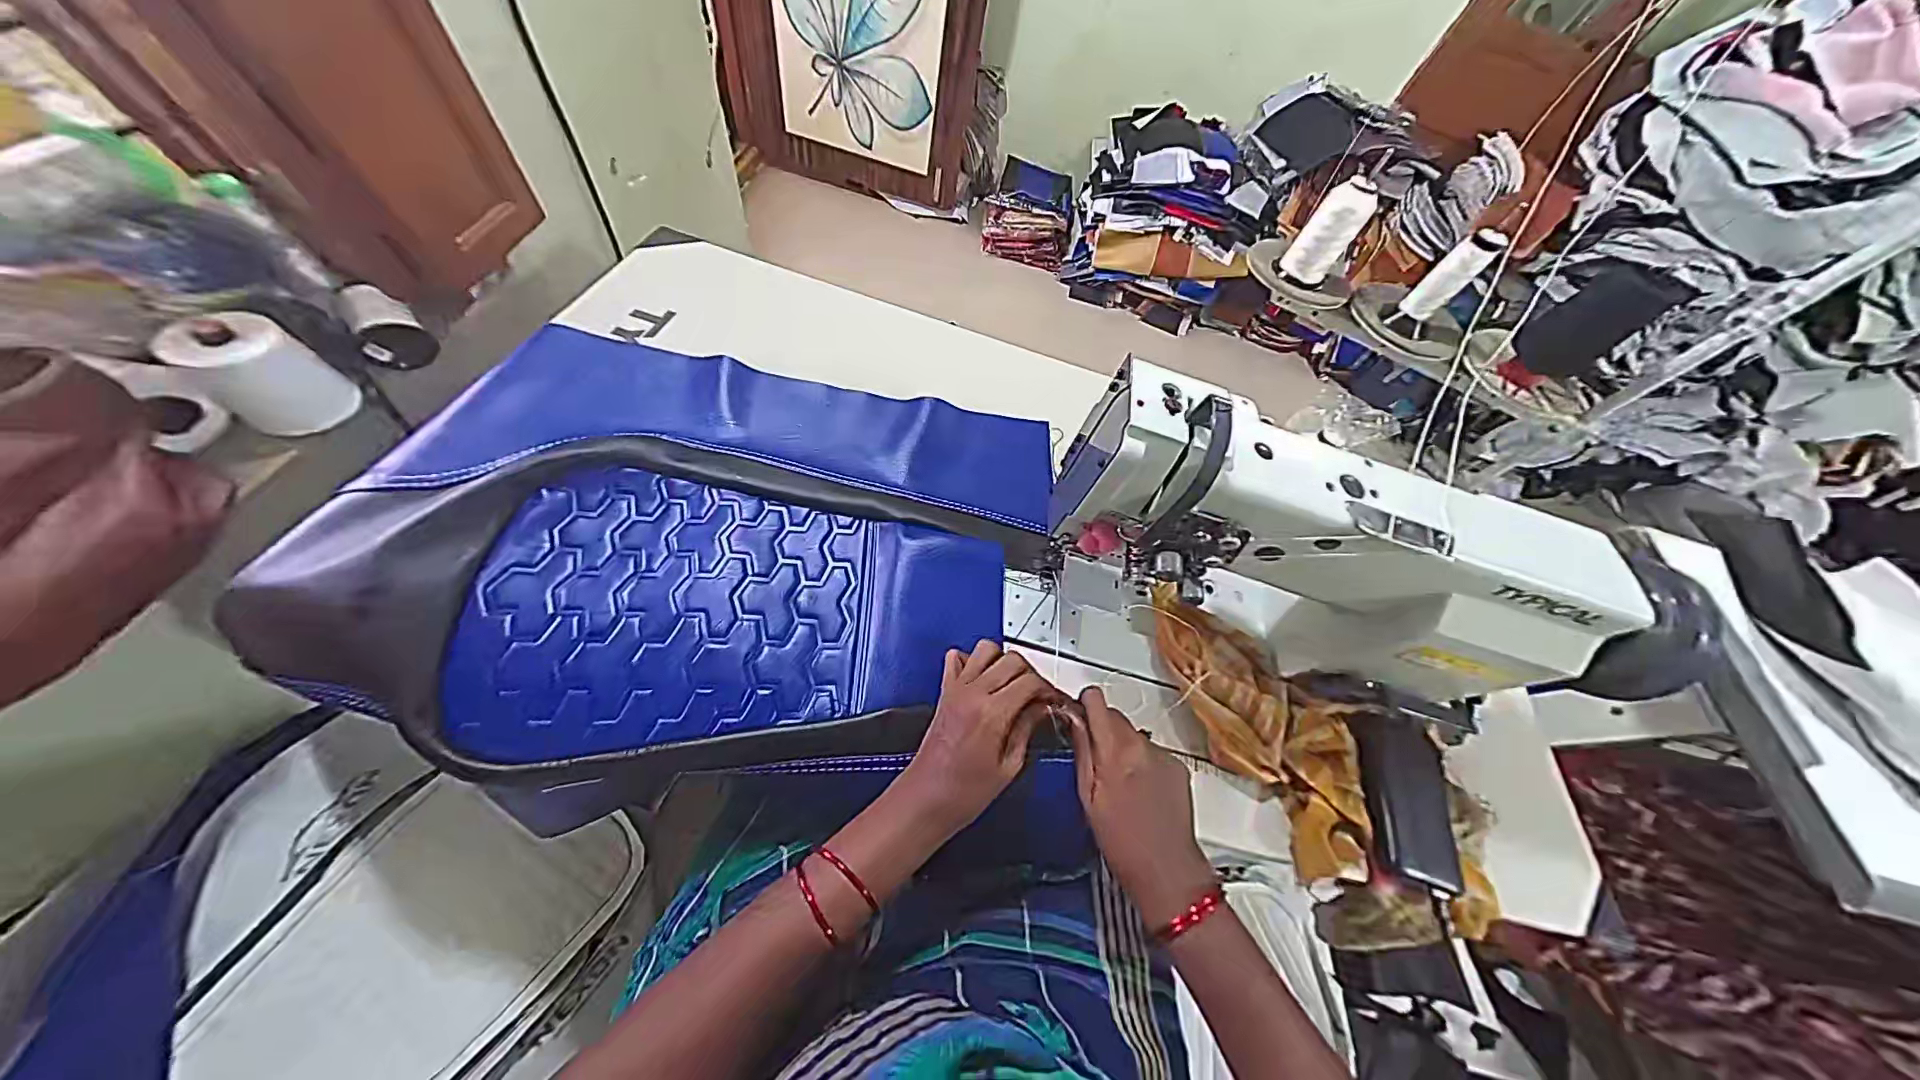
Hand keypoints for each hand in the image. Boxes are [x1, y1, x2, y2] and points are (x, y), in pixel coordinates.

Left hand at [889, 641, 1059, 836]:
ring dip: (1004, 662)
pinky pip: (956, 659)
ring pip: (986, 650)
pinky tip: (983, 678)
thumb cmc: (961, 793)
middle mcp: (972, 694)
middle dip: (1031, 674)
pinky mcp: (944, 693)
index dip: (1048, 689)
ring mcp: (955, 690)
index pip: (1031, 681)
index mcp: (991, 713)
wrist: (925, 799)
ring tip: (1013, 683)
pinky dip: (971, 661)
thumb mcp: (1009, 767)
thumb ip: (1026, 729)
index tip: (1054, 700)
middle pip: (1012, 659)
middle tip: (1038, 694)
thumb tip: (1041, 709)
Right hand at [1065, 686, 1216, 926]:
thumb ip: (1081, 750)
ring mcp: (1164, 755)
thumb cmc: (1120, 841)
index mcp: (1115, 751)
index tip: (1077, 719)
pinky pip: (1152, 751)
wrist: (1166, 870)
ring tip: (1118, 783)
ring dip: (1123, 747)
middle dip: (1102, 729)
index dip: (1084, 707)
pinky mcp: (1179, 767)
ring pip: (1133, 734)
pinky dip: (1142, 762)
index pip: (1097, 701)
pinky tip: (1139, 790)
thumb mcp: (1087, 797)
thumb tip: (1073, 719)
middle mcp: (1143, 745)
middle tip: (1094, 762)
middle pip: (1115, 716)